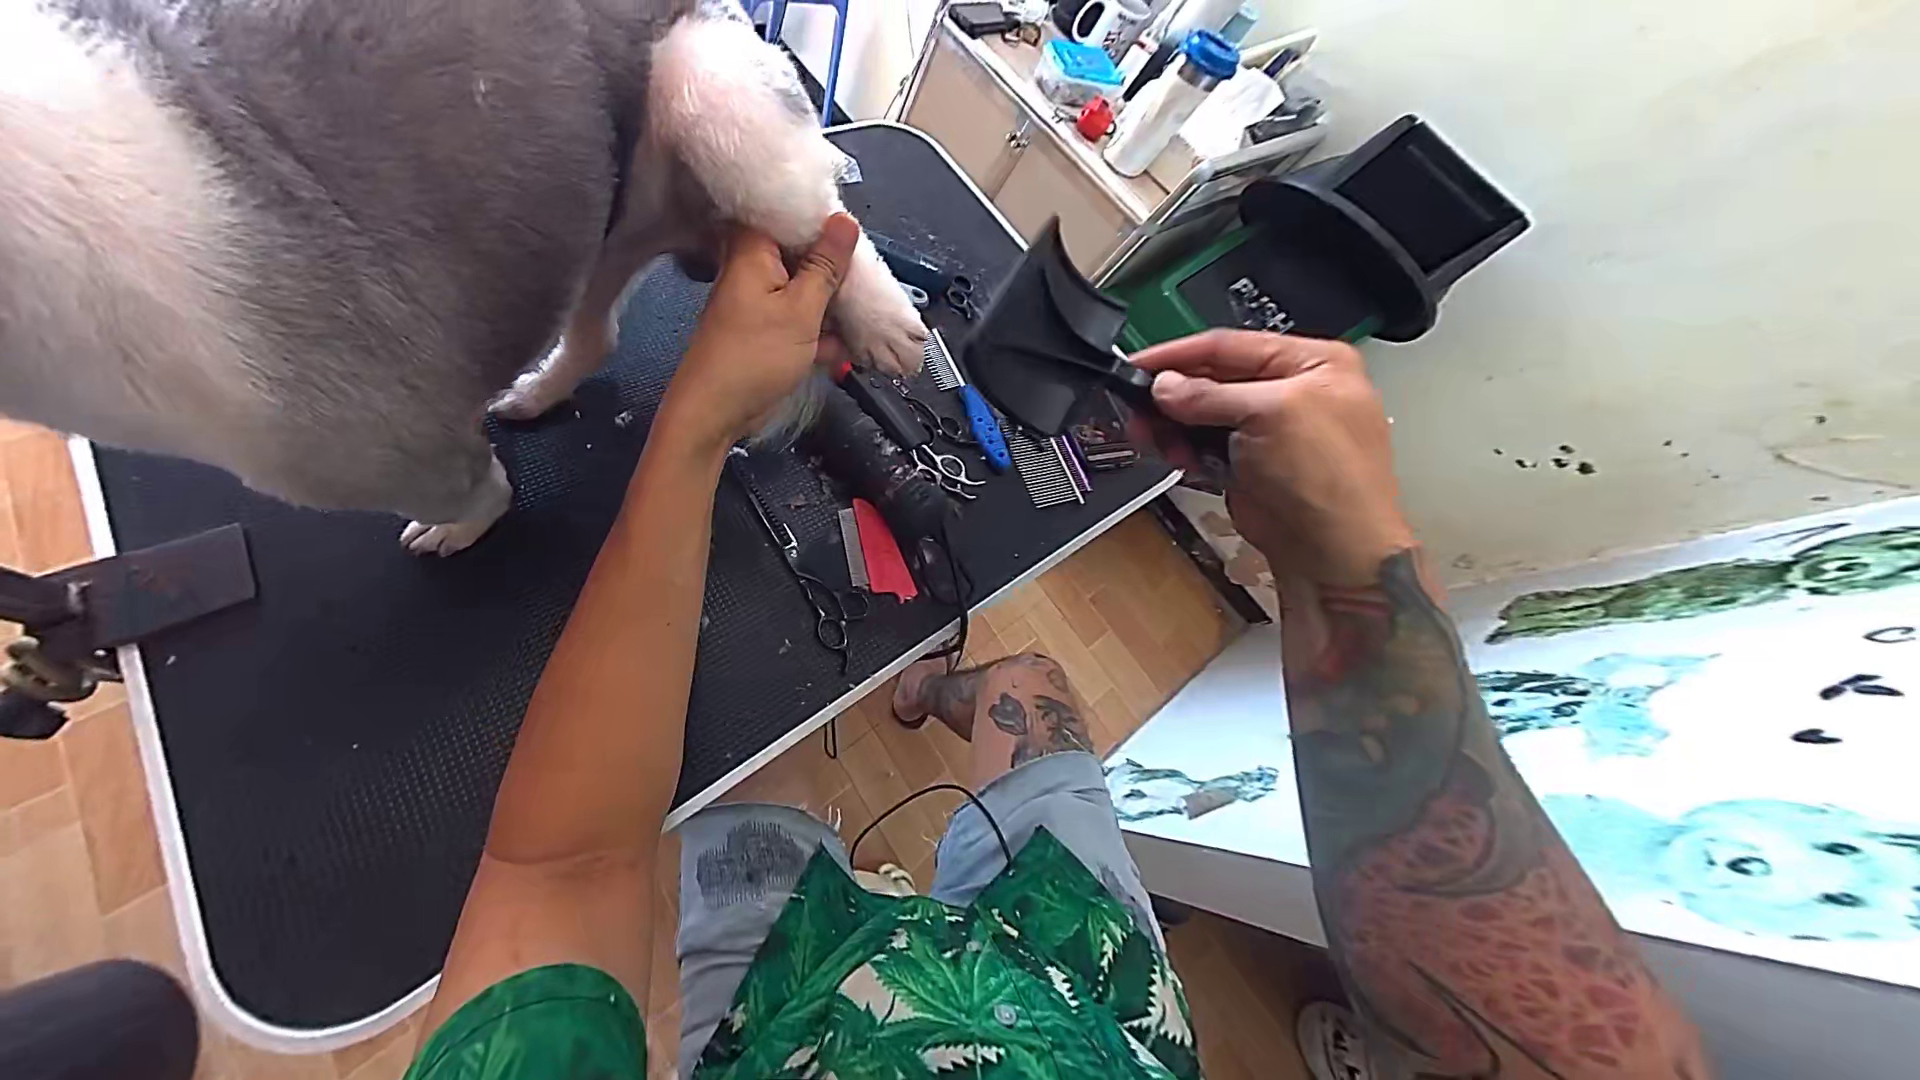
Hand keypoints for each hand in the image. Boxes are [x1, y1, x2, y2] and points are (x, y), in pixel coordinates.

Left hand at [658, 214, 859, 448]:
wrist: (717, 411)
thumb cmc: (754, 357)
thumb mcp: (802, 310)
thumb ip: (826, 266)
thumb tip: (846, 221)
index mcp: (754, 251)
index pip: (792, 219)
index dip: (825, 225)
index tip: (856, 239)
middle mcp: (755, 271)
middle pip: (803, 257)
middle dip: (835, 272)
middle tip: (866, 283)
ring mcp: (762, 304)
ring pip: (807, 294)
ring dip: (833, 309)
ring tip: (864, 320)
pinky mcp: (768, 334)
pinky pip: (801, 323)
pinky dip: (821, 335)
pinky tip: (844, 347)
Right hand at [1133, 330, 1413, 585]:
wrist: (1330, 549)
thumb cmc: (1329, 478)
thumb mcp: (1269, 414)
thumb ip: (1210, 395)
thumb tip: (1165, 385)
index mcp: (1311, 364)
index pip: (1231, 345)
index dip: (1180, 354)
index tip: (1140, 363)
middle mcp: (1289, 393)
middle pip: (1212, 381)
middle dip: (1172, 395)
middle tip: (1138, 406)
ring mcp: (1266, 432)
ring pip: (1202, 416)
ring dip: (1173, 426)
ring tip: (1154, 437)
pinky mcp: (1246, 464)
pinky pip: (1203, 447)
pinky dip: (1184, 450)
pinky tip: (1176, 456)